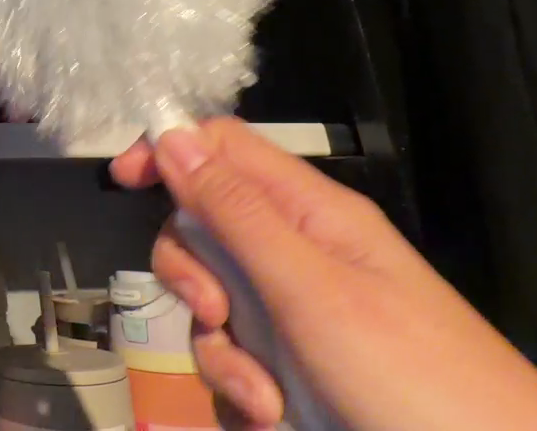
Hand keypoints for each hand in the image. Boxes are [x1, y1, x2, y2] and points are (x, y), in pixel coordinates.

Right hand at [109, 119, 536, 430]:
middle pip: (202, 225)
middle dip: (189, 270)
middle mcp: (298, 252)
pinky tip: (272, 417)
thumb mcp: (311, 289)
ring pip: (211, 299)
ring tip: (263, 396)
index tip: (122, 181)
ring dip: (217, 348)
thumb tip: (170, 134)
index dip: (167, 151)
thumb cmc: (413, 380)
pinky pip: (233, 356)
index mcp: (309, 212)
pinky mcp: (296, 370)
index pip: (220, 146)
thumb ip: (234, 210)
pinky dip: (238, 388)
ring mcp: (297, 314)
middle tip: (214, 310)